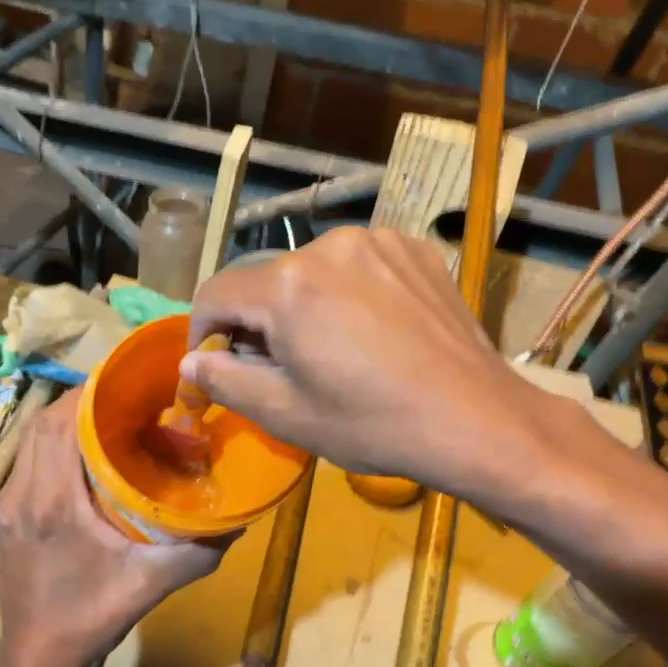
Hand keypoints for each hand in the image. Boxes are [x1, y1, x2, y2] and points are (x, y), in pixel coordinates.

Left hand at [0, 391, 227, 666]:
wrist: (36, 657)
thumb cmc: (92, 617)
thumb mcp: (151, 584)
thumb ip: (197, 551)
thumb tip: (239, 520)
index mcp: (53, 503)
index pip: (59, 424)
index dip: (86, 395)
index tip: (121, 383)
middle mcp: (18, 497)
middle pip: (40, 427)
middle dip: (75, 406)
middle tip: (116, 402)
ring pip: (26, 448)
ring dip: (58, 431)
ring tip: (97, 428)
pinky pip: (18, 474)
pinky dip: (44, 459)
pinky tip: (71, 470)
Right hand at [182, 227, 574, 508]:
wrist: (475, 420)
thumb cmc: (372, 425)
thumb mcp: (285, 414)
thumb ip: (225, 381)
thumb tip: (191, 361)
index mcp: (289, 286)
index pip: (216, 294)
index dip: (203, 332)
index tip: (215, 367)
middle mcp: (329, 246)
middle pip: (265, 282)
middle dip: (258, 323)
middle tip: (278, 370)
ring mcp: (379, 241)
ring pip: (312, 271)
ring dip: (303, 306)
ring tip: (331, 351)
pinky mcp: (416, 250)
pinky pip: (358, 265)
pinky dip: (347, 293)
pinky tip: (371, 331)